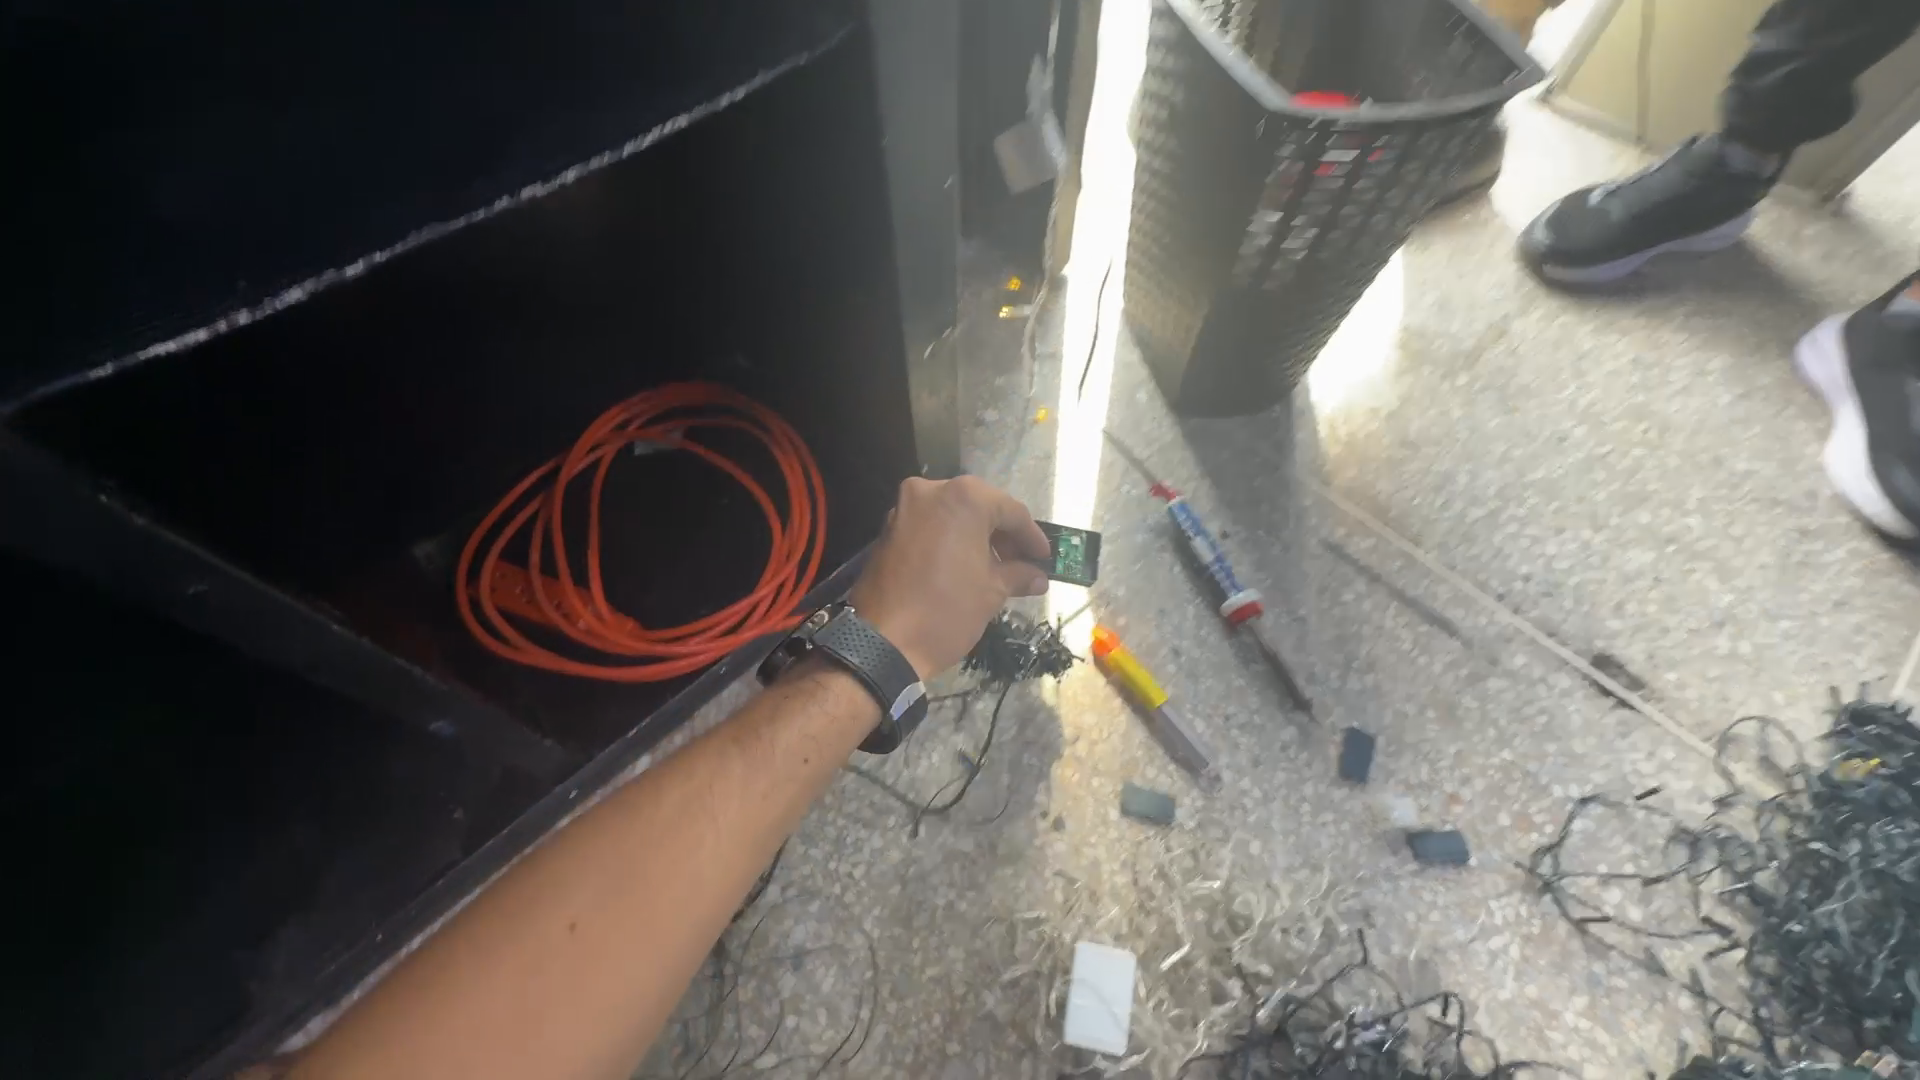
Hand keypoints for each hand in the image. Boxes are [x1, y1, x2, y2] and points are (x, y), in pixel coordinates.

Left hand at [849, 476, 1051, 677]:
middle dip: (1002, 535)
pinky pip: (929, 527)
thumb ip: (1018, 575)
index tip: (1044, 558)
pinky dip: (949, 541)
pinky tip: (963, 567)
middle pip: (980, 507)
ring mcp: (904, 508)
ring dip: (975, 538)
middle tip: (1021, 563)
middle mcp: (931, 491)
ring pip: (952, 516)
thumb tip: (1037, 577)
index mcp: (963, 498)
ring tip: (995, 569)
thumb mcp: (991, 592)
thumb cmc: (946, 610)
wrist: (881, 643)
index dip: (1032, 536)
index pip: (1011, 511)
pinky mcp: (887, 529)